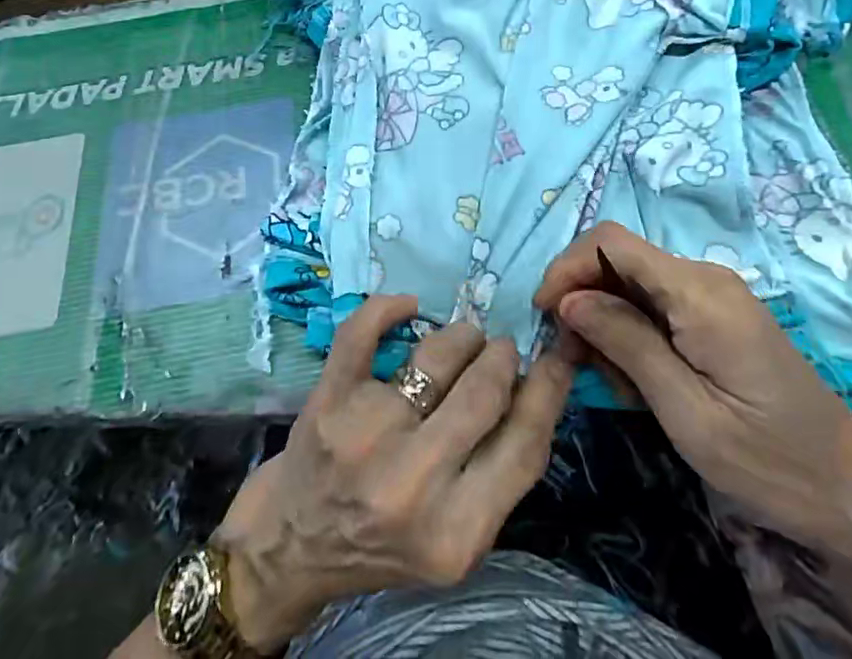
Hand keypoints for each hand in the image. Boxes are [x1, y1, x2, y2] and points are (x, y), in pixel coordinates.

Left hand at [212, 294, 574, 650]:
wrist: (294, 546)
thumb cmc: (382, 544)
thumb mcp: (454, 539)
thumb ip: (494, 476)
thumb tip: (530, 388)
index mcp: (458, 531)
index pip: (525, 444)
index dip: (549, 390)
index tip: (557, 357)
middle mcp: (413, 482)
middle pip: (484, 391)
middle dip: (501, 357)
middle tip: (500, 349)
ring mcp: (365, 435)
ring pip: (433, 357)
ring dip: (459, 337)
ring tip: (463, 338)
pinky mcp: (327, 402)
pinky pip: (361, 332)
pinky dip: (388, 308)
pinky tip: (408, 306)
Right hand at [532, 223, 851, 546]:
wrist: (850, 497)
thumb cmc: (769, 462)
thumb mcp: (685, 410)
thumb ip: (625, 343)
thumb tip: (567, 299)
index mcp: (701, 293)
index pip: (608, 242)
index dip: (566, 268)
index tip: (545, 316)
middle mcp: (706, 279)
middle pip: (615, 262)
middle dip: (583, 303)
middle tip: (577, 362)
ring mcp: (713, 297)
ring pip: (628, 286)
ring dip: (605, 327)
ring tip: (617, 385)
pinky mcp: (714, 318)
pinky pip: (652, 307)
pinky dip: (629, 337)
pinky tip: (640, 382)